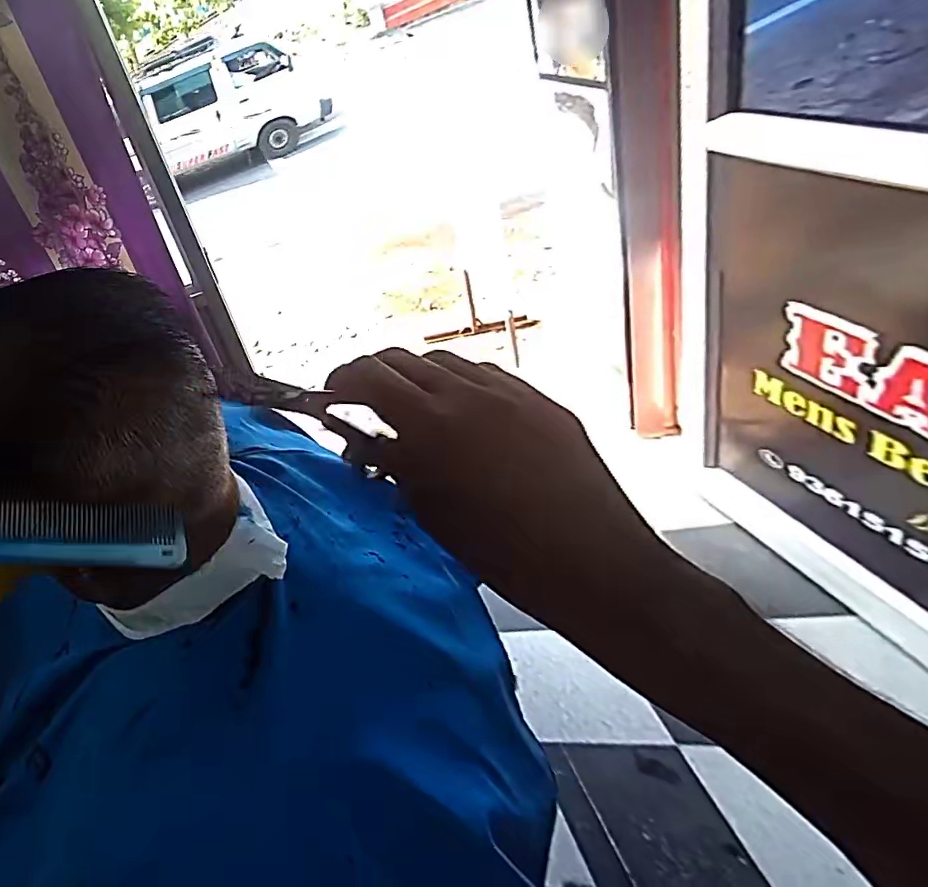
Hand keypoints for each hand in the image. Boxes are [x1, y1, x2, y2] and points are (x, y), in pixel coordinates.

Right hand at [322, 349, 687, 637]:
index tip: (330, 397)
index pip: (367, 375)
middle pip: (399, 358)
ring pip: (442, 360)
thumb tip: (358, 438)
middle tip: (359, 399)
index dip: (339, 382)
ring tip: (408, 405)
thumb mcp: (426, 505)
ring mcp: (511, 395)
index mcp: (432, 424)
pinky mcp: (543, 404)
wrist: (597, 569)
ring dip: (413, 376)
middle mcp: (469, 396)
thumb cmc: (503, 552)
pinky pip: (486, 375)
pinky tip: (458, 412)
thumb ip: (388, 460)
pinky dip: (458, 383)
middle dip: (369, 375)